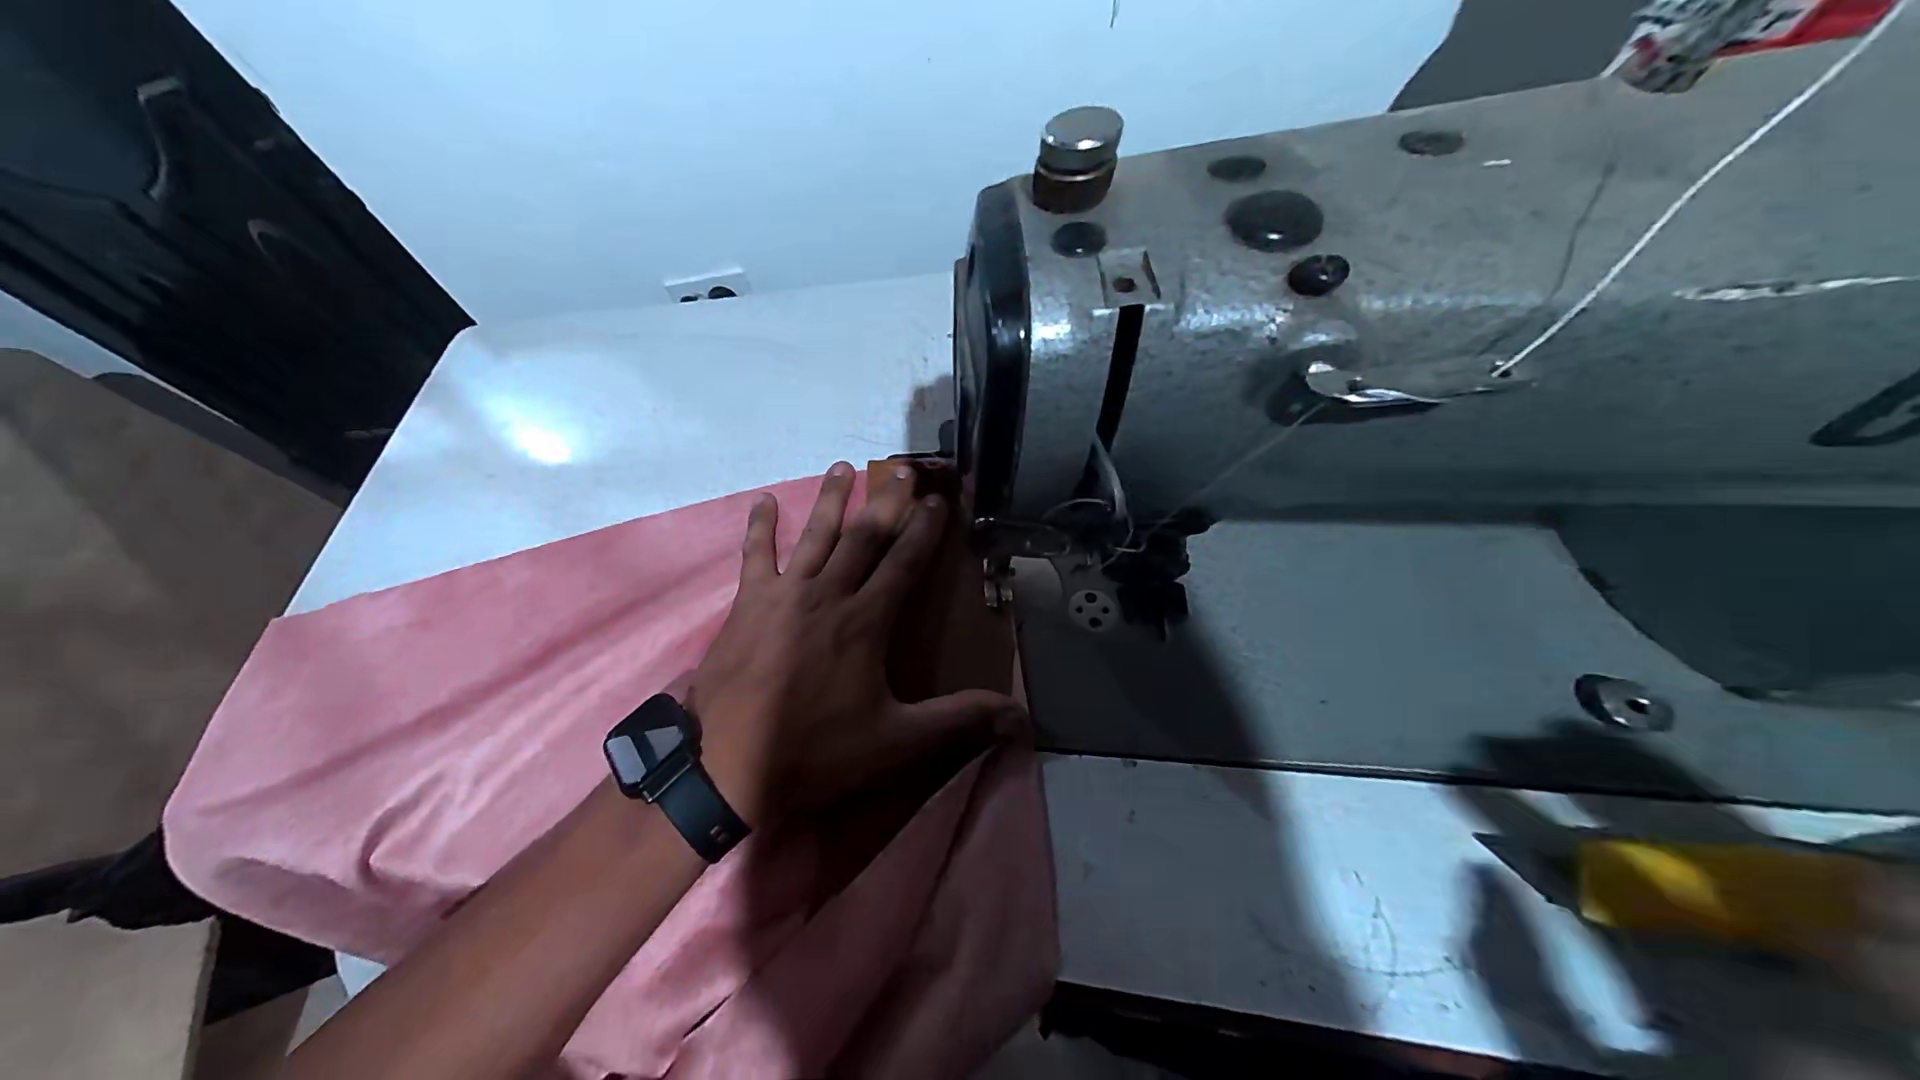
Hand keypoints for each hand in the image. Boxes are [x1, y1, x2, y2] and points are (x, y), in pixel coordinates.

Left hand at [688, 461, 1023, 830]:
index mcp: (865, 620)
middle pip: (864, 536)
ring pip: (815, 535)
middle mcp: (828, 594)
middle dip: (886, 500)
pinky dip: (760, 527)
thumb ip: (956, 719)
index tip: (937, 500)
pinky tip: (764, 501)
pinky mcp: (748, 604)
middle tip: (902, 468)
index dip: (924, 529)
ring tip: (844, 467)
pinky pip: (755, 555)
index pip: (904, 562)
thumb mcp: (896, 740)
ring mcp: (784, 594)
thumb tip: (1016, 715)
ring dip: (832, 499)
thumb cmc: (819, 751)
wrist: (731, 766)